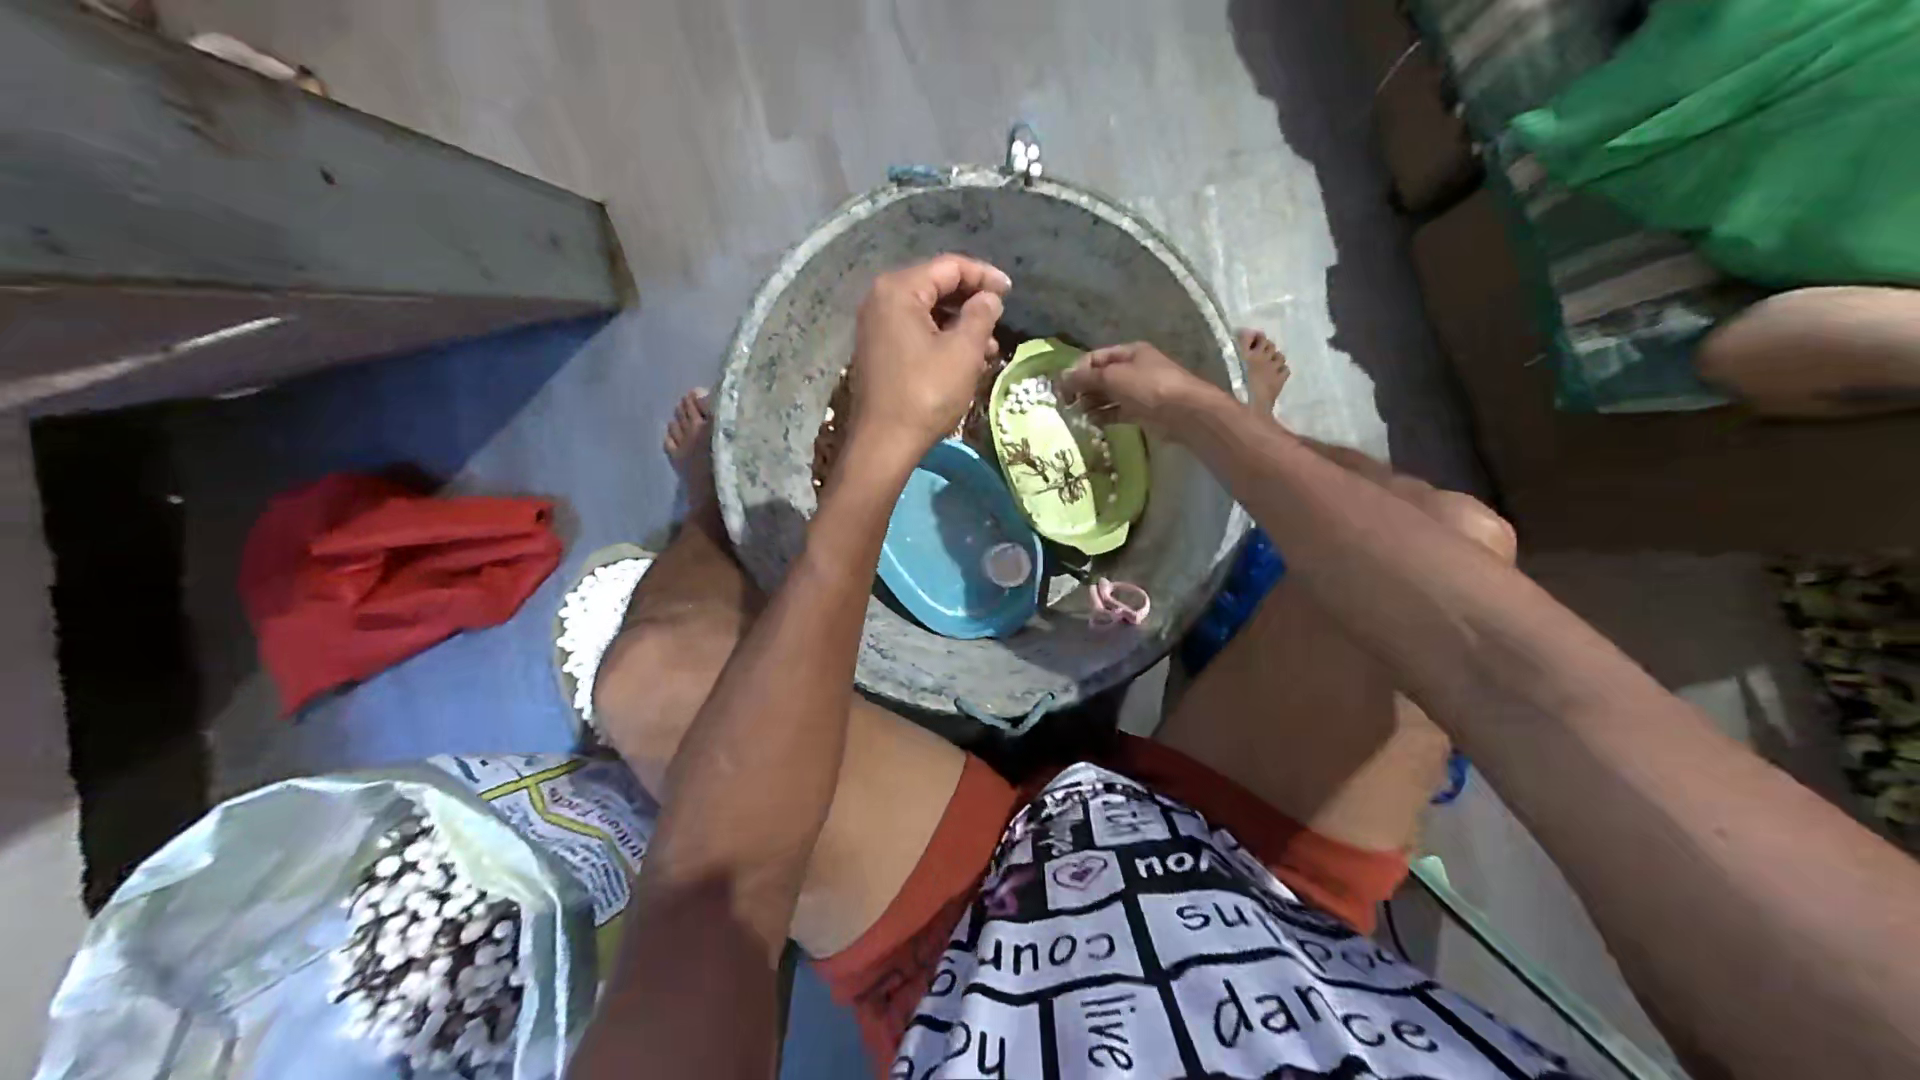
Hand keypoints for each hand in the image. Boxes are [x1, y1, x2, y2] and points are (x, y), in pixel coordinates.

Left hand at [846, 254, 1009, 460]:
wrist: (884, 443)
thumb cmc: (925, 394)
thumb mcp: (962, 352)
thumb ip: (980, 315)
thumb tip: (989, 298)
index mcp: (898, 290)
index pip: (949, 267)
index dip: (984, 275)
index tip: (1011, 291)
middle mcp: (881, 300)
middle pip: (935, 286)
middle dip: (972, 302)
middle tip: (1000, 318)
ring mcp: (876, 326)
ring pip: (927, 312)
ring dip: (960, 324)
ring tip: (989, 348)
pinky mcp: (878, 350)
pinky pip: (915, 331)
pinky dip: (941, 339)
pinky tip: (965, 360)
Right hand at [1059, 341, 1226, 432]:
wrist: (1183, 412)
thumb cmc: (1148, 386)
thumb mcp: (1112, 377)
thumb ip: (1085, 378)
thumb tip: (1062, 378)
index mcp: (1129, 352)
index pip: (1095, 357)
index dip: (1077, 370)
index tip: (1063, 387)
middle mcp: (1133, 369)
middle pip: (1101, 377)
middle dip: (1083, 388)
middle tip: (1066, 403)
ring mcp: (1138, 391)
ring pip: (1107, 395)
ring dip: (1091, 403)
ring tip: (1077, 414)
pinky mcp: (1141, 411)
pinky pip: (1116, 411)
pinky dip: (1103, 416)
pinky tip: (1091, 422)